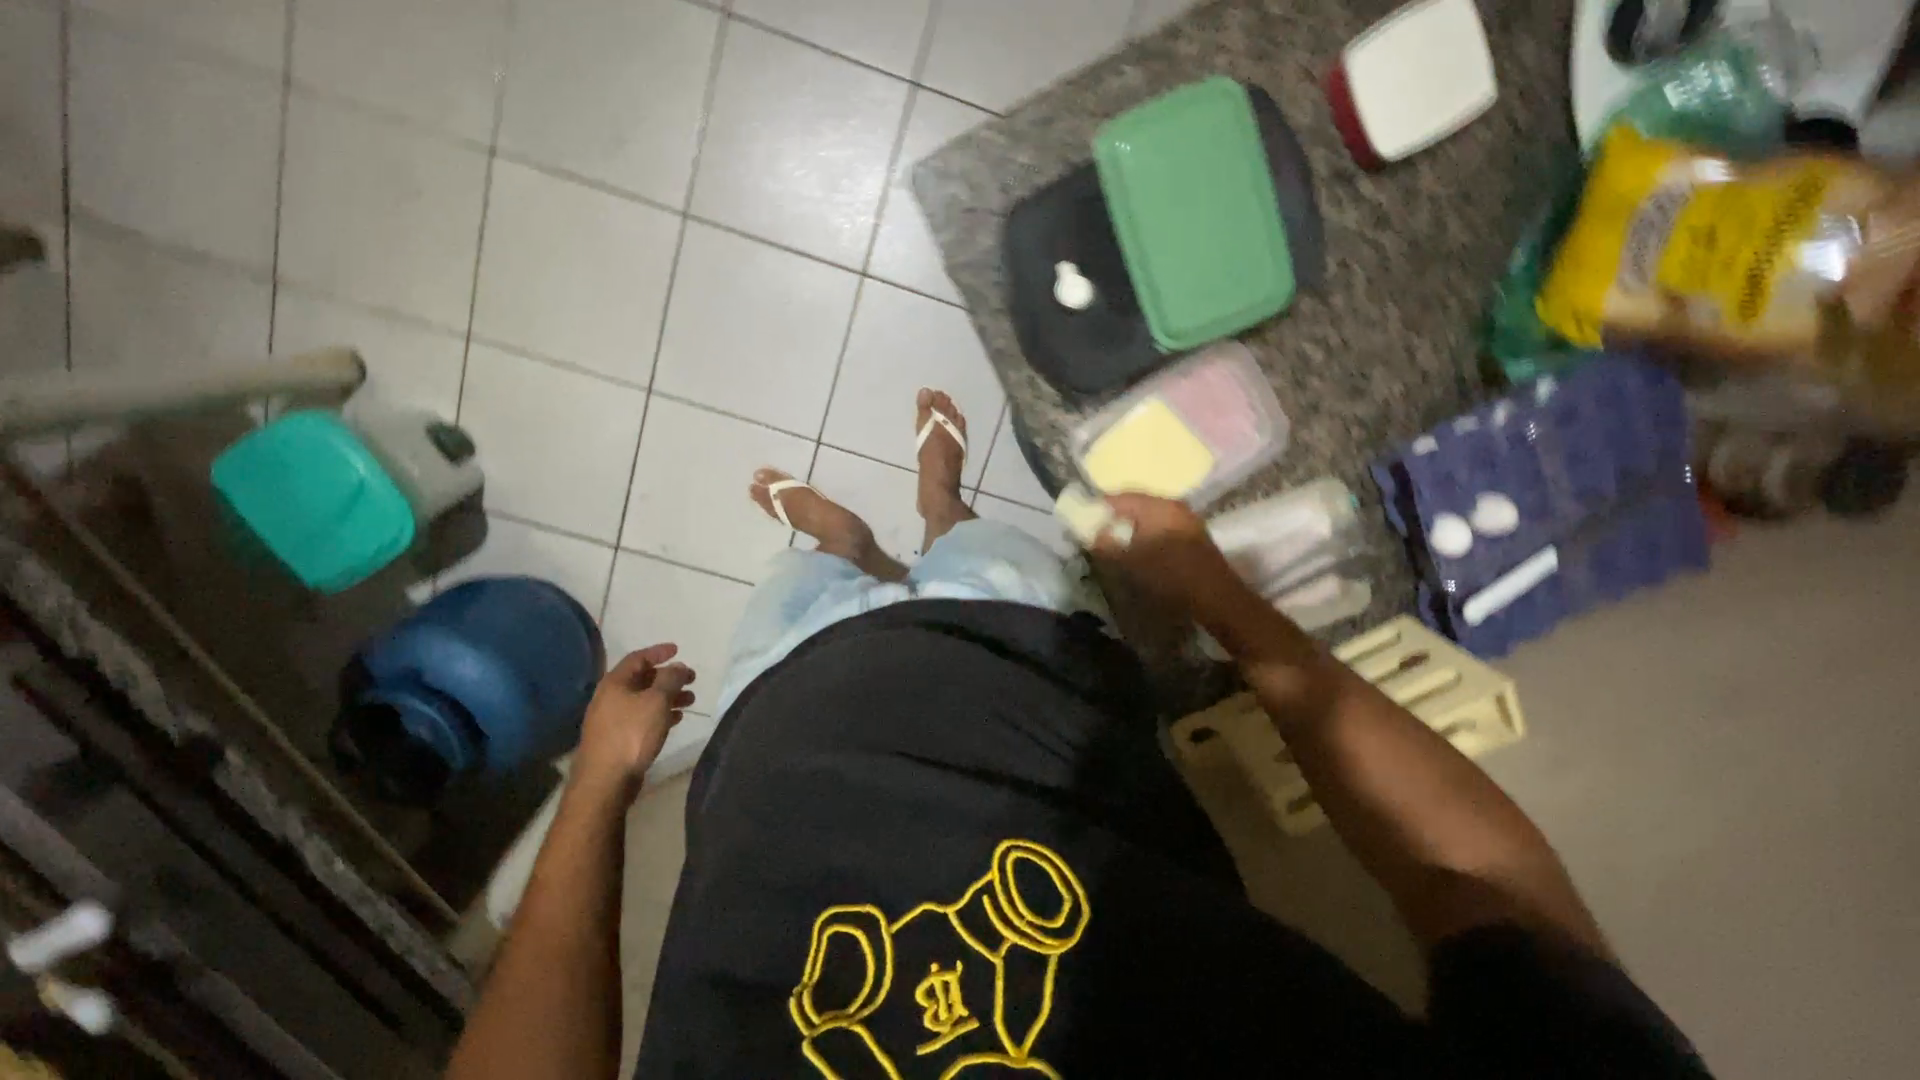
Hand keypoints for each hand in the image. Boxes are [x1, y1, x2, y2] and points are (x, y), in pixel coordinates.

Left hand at [570, 644, 695, 795]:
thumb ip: (670, 680)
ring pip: (644, 700)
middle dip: (668, 677)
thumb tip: (678, 666)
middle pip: (642, 680)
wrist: (605, 780)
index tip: (678, 650)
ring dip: (667, 697)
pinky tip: (675, 719)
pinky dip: (659, 714)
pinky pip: (641, 718)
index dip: (658, 652)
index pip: (638, 658)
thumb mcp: (656, 701)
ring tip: (690, 701)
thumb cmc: (632, 734)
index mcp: (615, 683)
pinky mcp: (617, 738)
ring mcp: (612, 719)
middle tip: (691, 679)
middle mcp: (610, 697)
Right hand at [1090, 494, 1244, 621]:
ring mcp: (1187, 520)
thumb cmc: (1171, 575)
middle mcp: (1174, 506)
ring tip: (1116, 544)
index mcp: (1158, 505)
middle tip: (1098, 532)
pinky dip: (1147, 534)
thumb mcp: (1131, 562)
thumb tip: (1094, 534)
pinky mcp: (1194, 536)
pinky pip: (1163, 527)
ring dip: (1132, 527)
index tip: (1084, 518)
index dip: (1100, 506)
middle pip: (1137, 504)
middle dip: (1116, 517)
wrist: (1216, 598)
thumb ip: (1107, 545)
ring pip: (1151, 516)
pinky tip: (1140, 550)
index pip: (1121, 496)